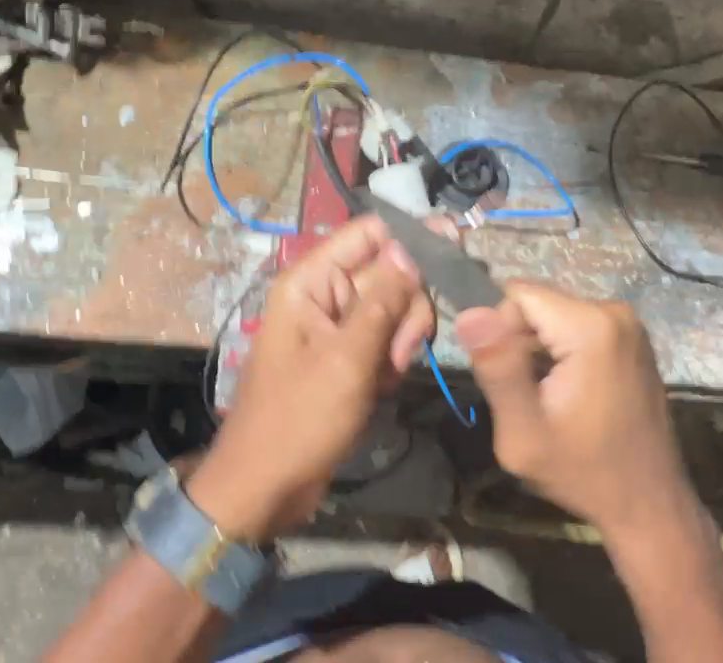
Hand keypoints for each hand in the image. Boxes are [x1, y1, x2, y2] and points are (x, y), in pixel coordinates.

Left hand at [187, 215, 435, 541]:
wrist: (265, 488)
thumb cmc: (298, 420)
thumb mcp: (347, 359)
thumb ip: (383, 301)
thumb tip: (411, 246)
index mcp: (312, 281)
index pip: (370, 233)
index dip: (412, 235)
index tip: (457, 244)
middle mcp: (325, 295)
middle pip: (391, 271)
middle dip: (407, 308)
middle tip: (402, 350)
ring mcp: (338, 327)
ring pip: (395, 308)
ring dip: (402, 339)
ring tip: (387, 375)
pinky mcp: (349, 356)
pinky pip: (387, 339)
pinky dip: (393, 361)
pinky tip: (382, 388)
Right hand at [454, 281, 694, 534]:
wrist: (649, 503)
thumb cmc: (583, 471)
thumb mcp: (524, 432)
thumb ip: (496, 368)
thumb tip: (470, 312)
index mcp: (589, 326)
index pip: (518, 294)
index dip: (501, 335)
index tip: (512, 382)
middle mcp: (614, 311)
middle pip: (539, 304)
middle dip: (522, 344)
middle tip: (532, 398)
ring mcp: (629, 323)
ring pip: (556, 316)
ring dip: (542, 352)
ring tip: (554, 400)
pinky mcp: (633, 338)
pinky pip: (579, 327)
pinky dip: (565, 354)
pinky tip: (575, 396)